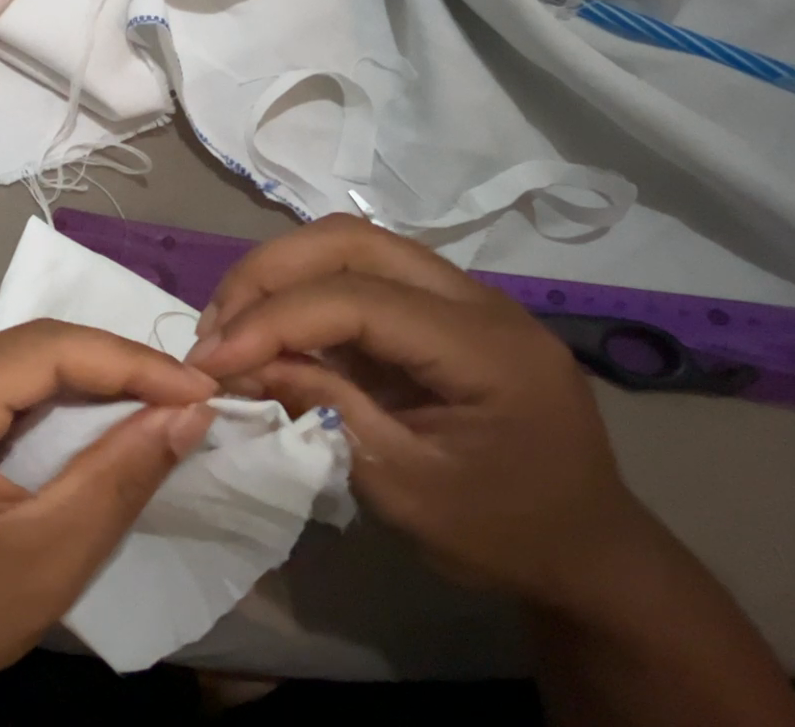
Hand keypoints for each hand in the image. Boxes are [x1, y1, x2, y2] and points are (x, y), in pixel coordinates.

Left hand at [0, 320, 215, 724]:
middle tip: (186, 398)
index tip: (204, 389)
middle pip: (29, 345)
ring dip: (84, 377)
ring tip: (154, 403)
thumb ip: (116, 478)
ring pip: (13, 358)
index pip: (48, 349)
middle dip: (113, 366)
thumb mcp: (44, 557)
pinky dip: (48, 395)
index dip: (133, 363)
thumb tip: (185, 414)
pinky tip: (91, 416)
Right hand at [182, 215, 661, 608]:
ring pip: (347, 244)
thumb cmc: (502, 532)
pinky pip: (353, 273)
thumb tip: (241, 365)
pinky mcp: (434, 310)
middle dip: (265, 275)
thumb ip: (324, 411)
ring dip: (275, 275)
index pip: (356, 300)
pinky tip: (266, 330)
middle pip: (348, 242)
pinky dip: (296, 291)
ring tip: (230, 326)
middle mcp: (477, 302)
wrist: (584, 552)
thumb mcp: (404, 487)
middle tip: (214, 329)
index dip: (271, 322)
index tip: (210, 362)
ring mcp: (458, 298)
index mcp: (488, 350)